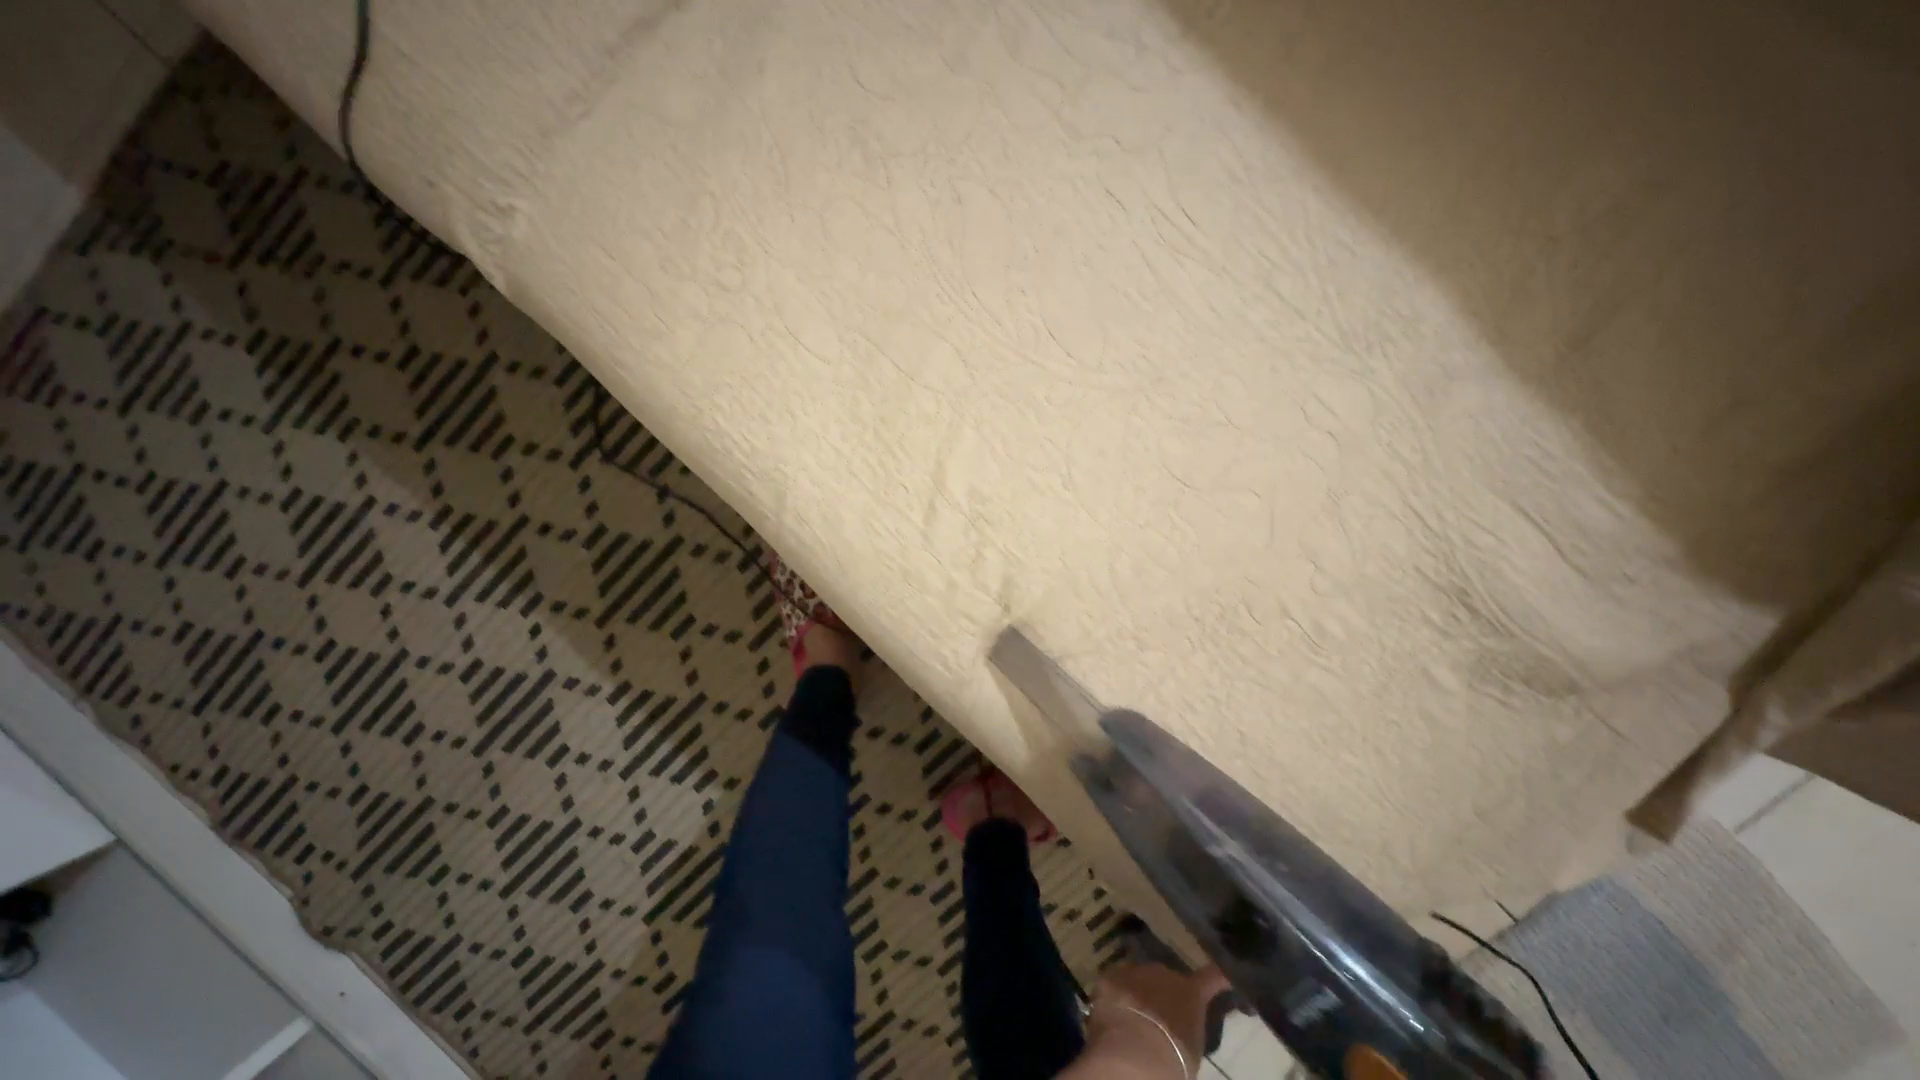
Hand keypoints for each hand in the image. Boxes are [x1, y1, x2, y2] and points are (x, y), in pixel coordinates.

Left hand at [1087, 963, 1231, 1075]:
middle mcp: (1165, 974)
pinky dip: (1110, 998)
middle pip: (1164, 978)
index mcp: (1192, 992)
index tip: (1223, 972)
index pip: (1212, 976)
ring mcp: (1135, 972)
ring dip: (1134, 993)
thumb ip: (1187, 1027)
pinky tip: (1108, 1017)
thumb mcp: (1191, 1046)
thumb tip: (1180, 1027)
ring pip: (1135, 979)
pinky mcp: (1108, 977)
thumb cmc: (1173, 1056)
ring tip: (1128, 1019)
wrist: (1135, 1053)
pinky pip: (1111, 985)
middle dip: (1160, 992)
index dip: (1217, 976)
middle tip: (1155, 1016)